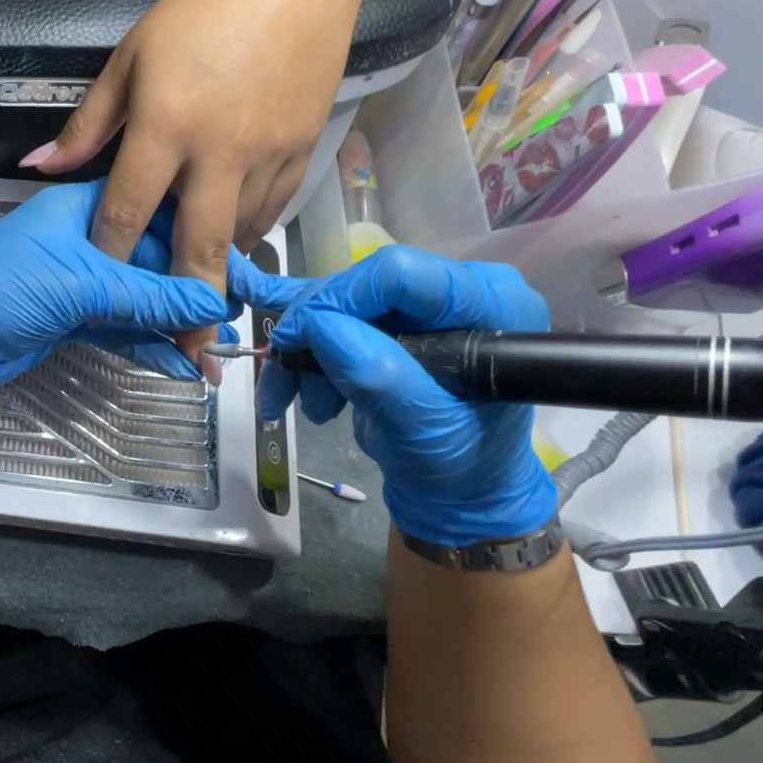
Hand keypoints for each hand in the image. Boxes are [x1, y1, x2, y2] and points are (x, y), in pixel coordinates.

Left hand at [0, 180, 235, 426]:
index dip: (198, 245)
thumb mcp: (79, 285)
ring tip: (215, 355)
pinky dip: (147, 346)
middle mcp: (85, 240)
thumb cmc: (0, 290)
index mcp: (83, 209)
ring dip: (174, 328)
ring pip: (139, 301)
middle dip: (192, 295)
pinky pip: (120, 329)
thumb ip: (147, 295)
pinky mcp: (71, 319)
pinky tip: (181, 365)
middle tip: (233, 321)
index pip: (156, 216)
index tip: (239, 272)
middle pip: (153, 263)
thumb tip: (210, 303)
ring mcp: (78, 282)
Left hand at [23, 0, 360, 379]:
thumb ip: (83, 127)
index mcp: (165, 129)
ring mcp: (268, 155)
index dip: (107, 262)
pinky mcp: (305, 151)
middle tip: (181, 352)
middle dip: (185, 307)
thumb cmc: (200, 11)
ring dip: (216, 274)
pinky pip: (271, 213)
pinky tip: (229, 252)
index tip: (95, 297)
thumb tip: (37, 167)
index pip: (124, 215)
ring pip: (238, 237)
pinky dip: (246, 238)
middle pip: (195, 249)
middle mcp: (219, 153)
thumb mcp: (128, 61)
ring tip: (200, 310)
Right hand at [228, 245, 557, 545]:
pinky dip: (298, 337)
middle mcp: (457, 292)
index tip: (294, 343)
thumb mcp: (421, 427)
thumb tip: (316, 326)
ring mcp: (421, 304)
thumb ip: (377, 376)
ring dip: (301, 351)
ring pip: (333, 305)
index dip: (337, 300)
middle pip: (357, 288)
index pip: (398, 275)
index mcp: (488, 306)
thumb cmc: (457, 462)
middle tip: (282, 382)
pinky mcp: (392, 318)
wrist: (456, 487)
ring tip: (293, 400)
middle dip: (309, 333)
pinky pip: (331, 312)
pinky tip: (274, 350)